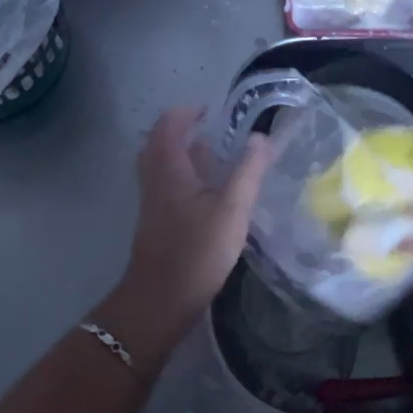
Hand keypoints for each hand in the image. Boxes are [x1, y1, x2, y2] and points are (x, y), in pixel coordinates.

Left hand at [120, 108, 272, 317]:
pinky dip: (183, 176)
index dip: (187, 112)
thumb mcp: (232, 209)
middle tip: (209, 129)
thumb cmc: (197, 251)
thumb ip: (248, 171)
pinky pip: (165, 184)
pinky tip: (208, 193)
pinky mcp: (155, 222)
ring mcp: (151, 201)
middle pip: (159, 141)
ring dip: (182, 154)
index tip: (211, 111)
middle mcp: (154, 178)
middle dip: (181, 130)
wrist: (160, 300)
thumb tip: (260, 137)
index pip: (170, 124)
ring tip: (212, 156)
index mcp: (168, 167)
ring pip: (161, 165)